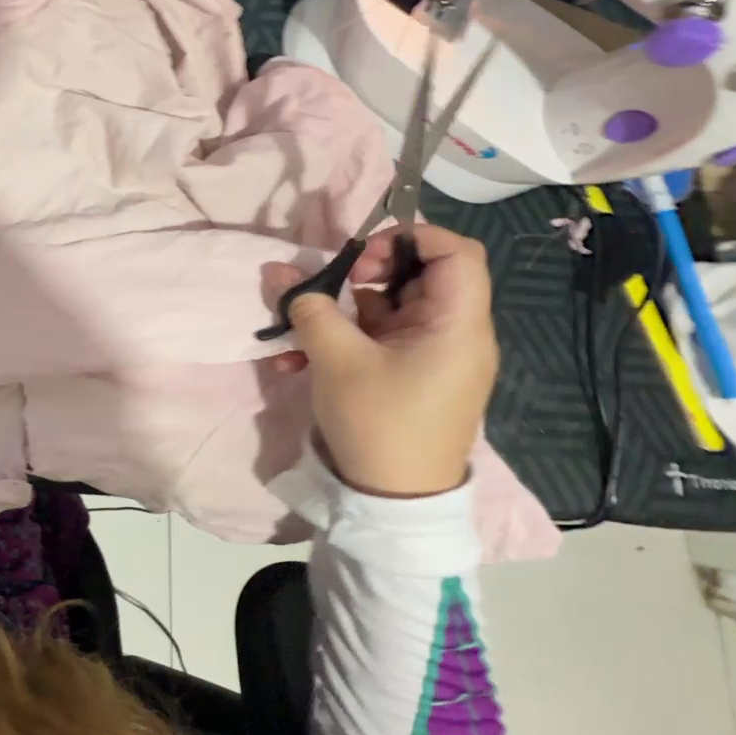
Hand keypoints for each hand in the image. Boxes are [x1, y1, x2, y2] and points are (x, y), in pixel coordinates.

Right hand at [270, 223, 498, 497]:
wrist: (394, 497)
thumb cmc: (378, 421)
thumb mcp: (336, 360)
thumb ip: (308, 308)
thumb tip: (279, 270)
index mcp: (457, 325)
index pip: (456, 253)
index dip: (410, 237)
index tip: (358, 252)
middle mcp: (454, 334)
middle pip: (419, 276)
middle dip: (364, 272)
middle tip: (327, 284)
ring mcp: (431, 355)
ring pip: (390, 308)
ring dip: (341, 308)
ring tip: (298, 322)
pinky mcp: (410, 374)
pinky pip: (378, 338)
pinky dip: (342, 337)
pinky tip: (298, 357)